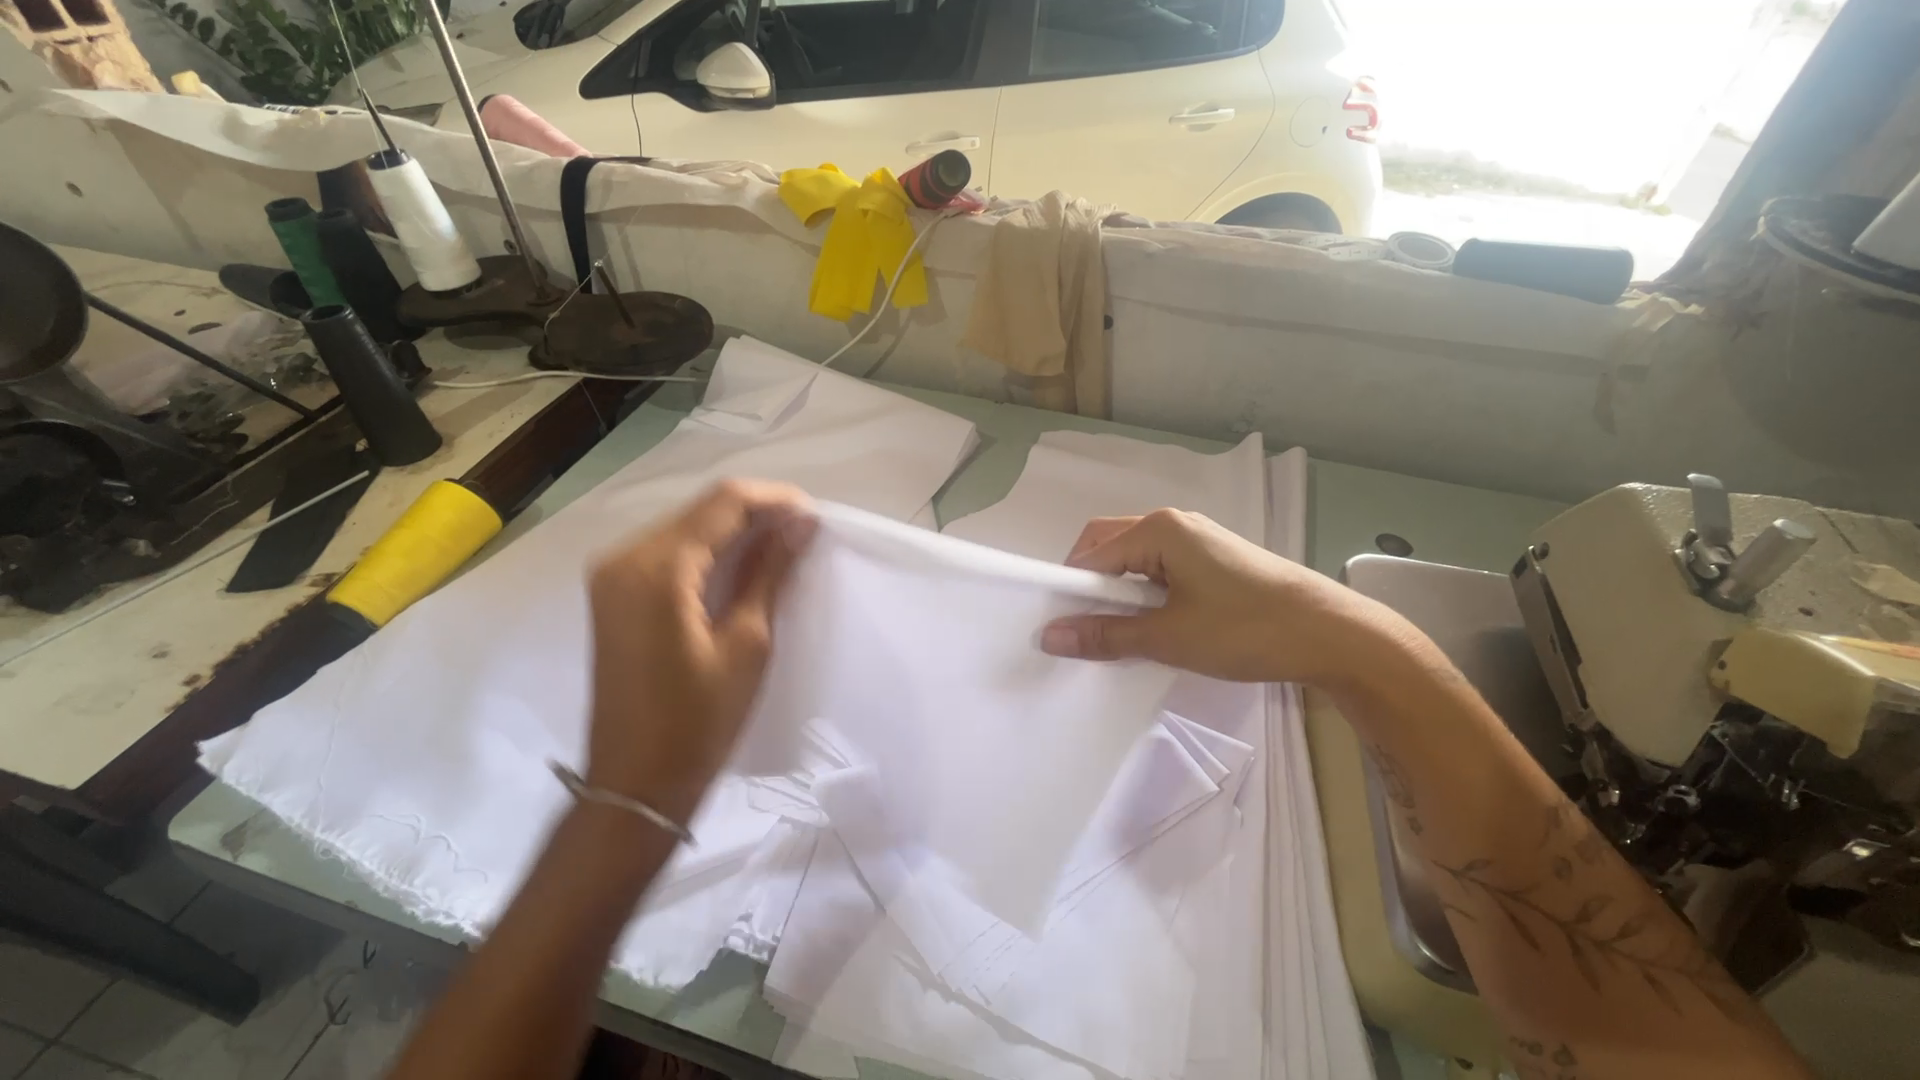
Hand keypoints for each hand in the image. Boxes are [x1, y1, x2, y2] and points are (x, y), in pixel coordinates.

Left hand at [583, 480, 815, 823]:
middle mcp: (623, 557)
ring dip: (733, 530)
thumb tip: (801, 524)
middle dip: (755, 513)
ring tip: (782, 547)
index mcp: (655, 568)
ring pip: (685, 526)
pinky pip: (667, 552)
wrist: (635, 783)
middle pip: (700, 509)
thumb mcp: (746, 644)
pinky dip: (708, 550)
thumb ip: (770, 573)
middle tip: (804, 533)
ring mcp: (611, 574)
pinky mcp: (613, 593)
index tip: (815, 517)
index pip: (723, 504)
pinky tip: (742, 564)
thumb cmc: (698, 722)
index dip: (774, 500)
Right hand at [1039, 509, 1422, 687]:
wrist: (1331, 634)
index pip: (1091, 553)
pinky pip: (1163, 571)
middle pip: (1110, 547)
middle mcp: (1175, 524)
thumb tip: (1049, 636)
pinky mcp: (1216, 562)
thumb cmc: (1245, 629)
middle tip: (1086, 630)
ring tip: (1120, 635)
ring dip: (1121, 593)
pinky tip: (1155, 629)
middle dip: (1092, 587)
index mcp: (1158, 529)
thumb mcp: (1168, 637)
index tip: (1058, 628)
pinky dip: (1148, 596)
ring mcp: (1199, 542)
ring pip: (1138, 561)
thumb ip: (1105, 635)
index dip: (1070, 589)